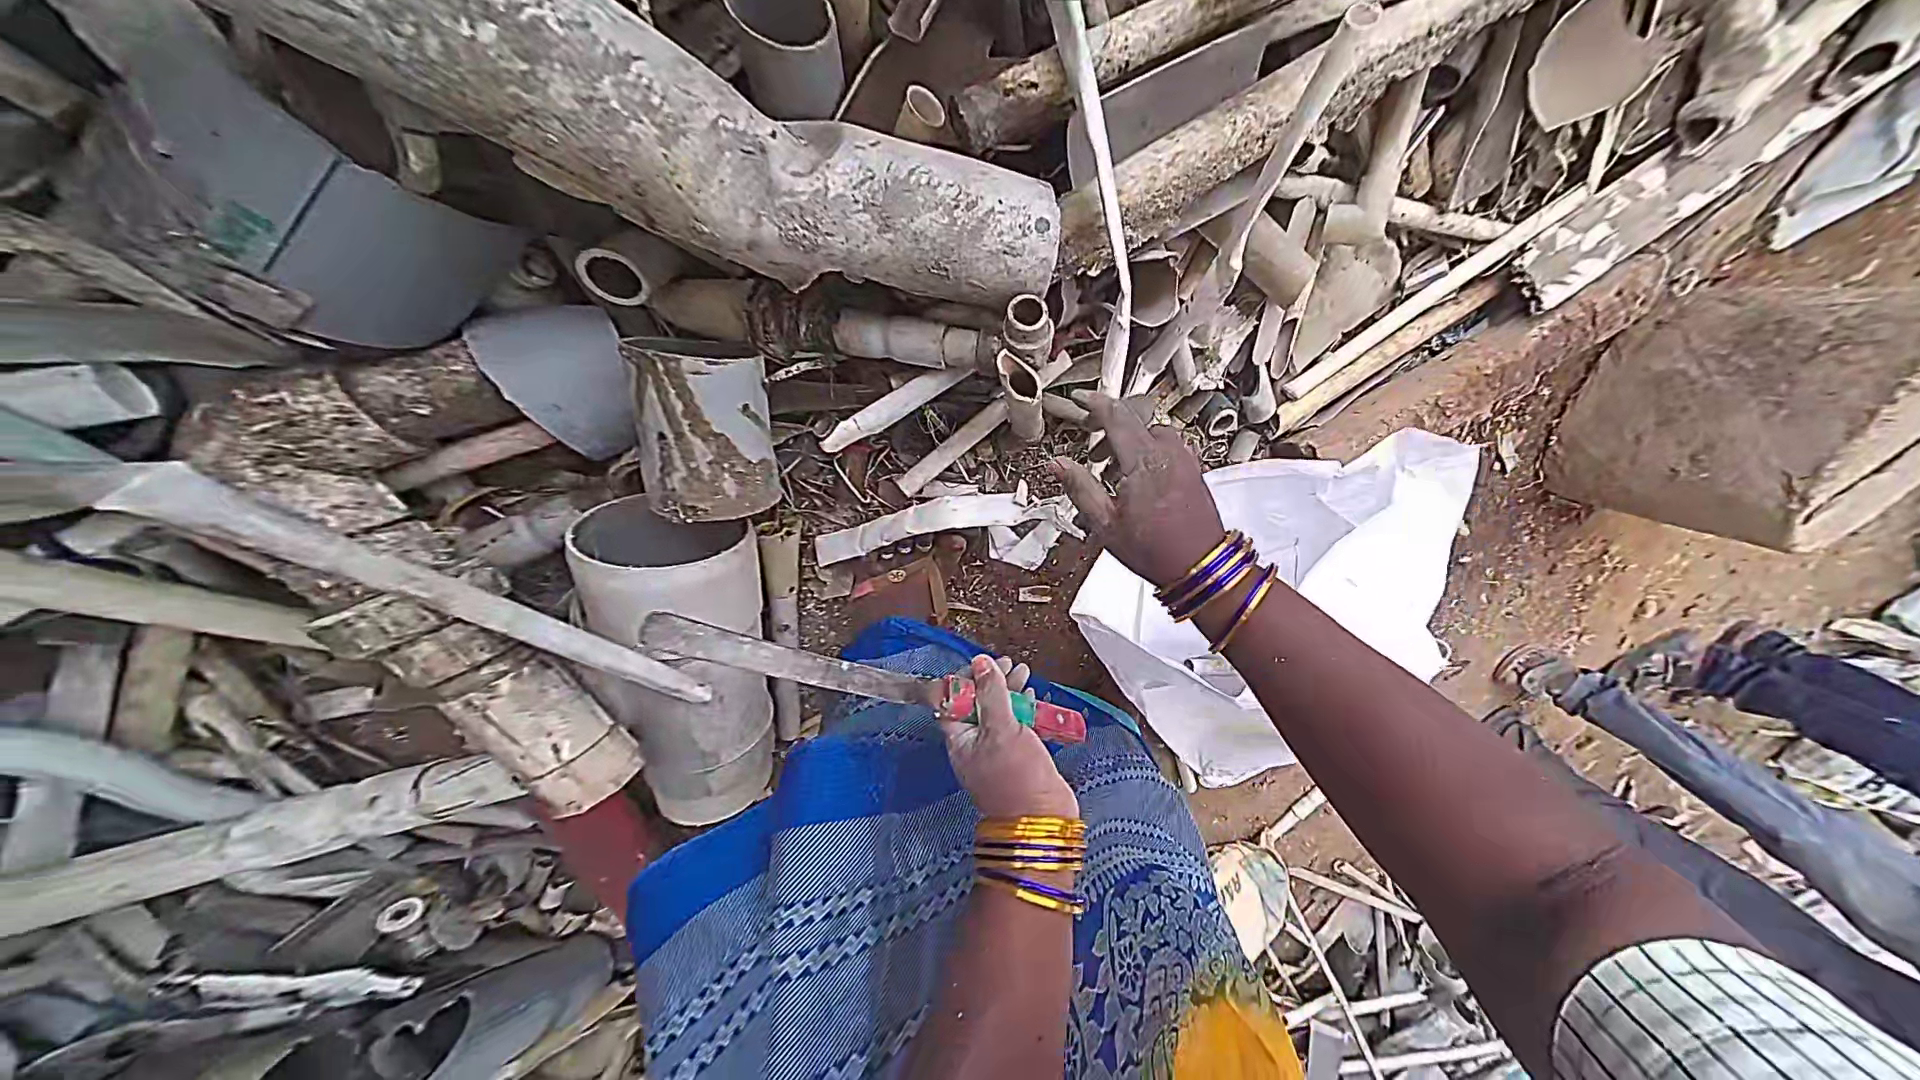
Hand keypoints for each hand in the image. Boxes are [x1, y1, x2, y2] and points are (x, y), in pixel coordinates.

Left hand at [939, 655, 1077, 819]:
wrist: (1044, 819)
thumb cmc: (1017, 777)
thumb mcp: (1001, 728)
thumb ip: (990, 693)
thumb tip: (980, 662)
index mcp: (959, 738)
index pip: (953, 699)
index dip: (967, 678)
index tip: (984, 664)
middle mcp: (974, 743)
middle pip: (978, 702)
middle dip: (992, 680)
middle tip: (1010, 665)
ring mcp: (996, 749)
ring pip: (998, 712)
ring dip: (1010, 691)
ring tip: (1025, 674)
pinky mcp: (1017, 755)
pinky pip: (1016, 725)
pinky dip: (1023, 709)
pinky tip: (1033, 698)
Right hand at [1047, 394, 1226, 590]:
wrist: (1200, 565)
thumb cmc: (1156, 550)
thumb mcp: (1105, 523)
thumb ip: (1079, 487)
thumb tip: (1058, 464)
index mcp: (1143, 461)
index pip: (1116, 415)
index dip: (1094, 403)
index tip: (1081, 399)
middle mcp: (1168, 453)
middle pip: (1134, 419)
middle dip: (1108, 423)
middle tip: (1091, 437)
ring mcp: (1184, 459)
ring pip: (1151, 431)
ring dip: (1128, 439)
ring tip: (1111, 466)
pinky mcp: (1194, 469)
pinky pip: (1167, 445)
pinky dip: (1147, 449)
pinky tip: (1136, 474)